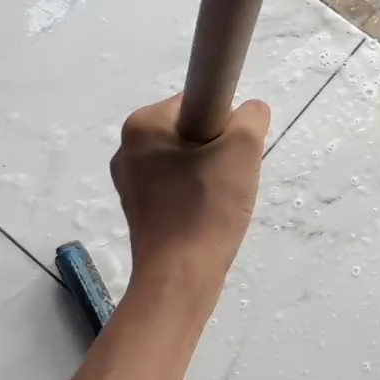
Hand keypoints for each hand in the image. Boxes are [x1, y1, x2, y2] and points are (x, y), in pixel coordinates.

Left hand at [110, 95, 269, 278]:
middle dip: (218, 146)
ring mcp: (129, 182)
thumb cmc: (207, 205)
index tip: (232, 149)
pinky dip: (197, 191)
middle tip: (230, 173)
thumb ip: (253, 114)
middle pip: (192, 128)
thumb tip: (248, 114)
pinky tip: (207, 212)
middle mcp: (127, 149)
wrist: (181, 278)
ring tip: (220, 197)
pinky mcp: (137, 209)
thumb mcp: (244, 146)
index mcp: (142, 125)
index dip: (224, 120)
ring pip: (187, 157)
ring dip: (210, 170)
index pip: (198, 100)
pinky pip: (178, 183)